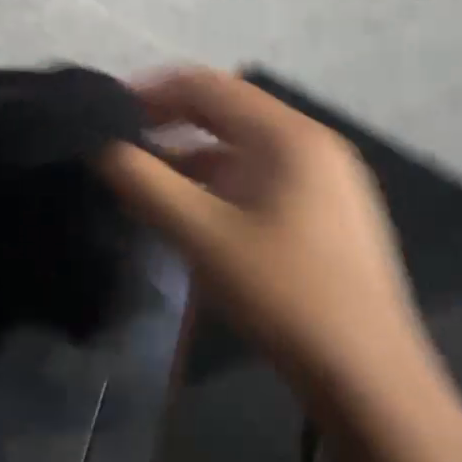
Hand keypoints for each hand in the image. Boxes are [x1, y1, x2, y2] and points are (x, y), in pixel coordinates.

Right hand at [97, 69, 429, 386]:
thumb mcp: (196, 231)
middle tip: (113, 142)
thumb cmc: (280, 291)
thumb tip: (93, 142)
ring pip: (236, 141)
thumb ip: (139, 178)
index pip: (204, 84)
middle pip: (222, 107)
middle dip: (162, 118)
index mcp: (289, 137)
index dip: (145, 91)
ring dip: (183, 149)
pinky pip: (254, 170)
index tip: (99, 115)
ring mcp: (324, 178)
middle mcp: (311, 144)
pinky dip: (211, 175)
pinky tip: (181, 206)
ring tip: (138, 177)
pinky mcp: (323, 209)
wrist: (367, 378)